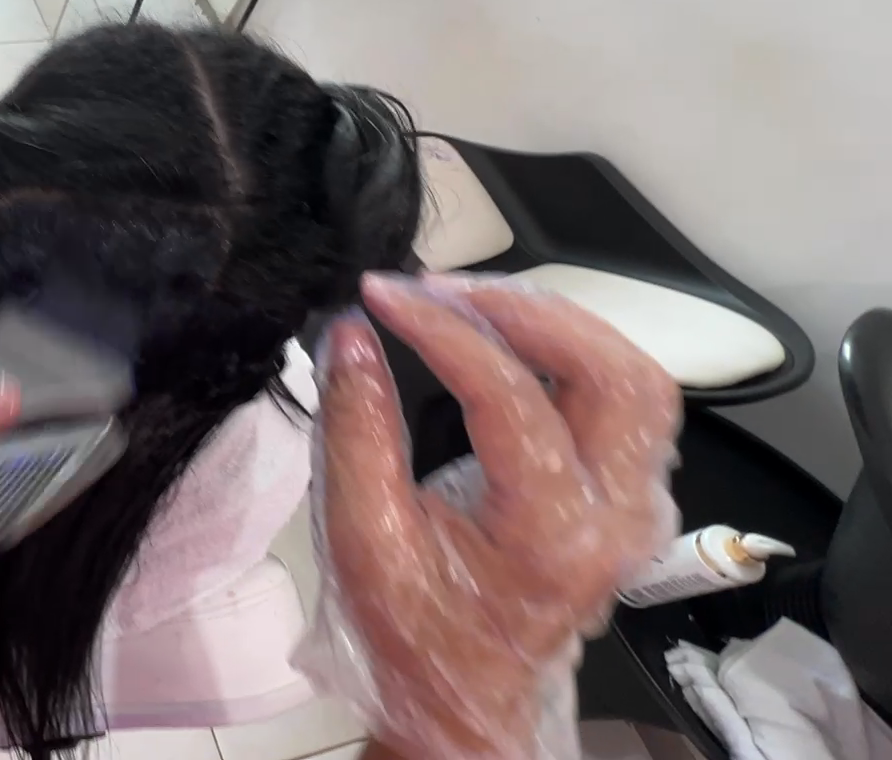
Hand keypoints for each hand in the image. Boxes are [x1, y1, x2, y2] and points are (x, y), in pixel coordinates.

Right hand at [302, 273, 680, 759]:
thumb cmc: (404, 623)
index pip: (512, 398)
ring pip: (633, 378)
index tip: (377, 295)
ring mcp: (632, 503)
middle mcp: (618, 514)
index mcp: (550, 533)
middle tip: (435, 287)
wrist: (460, 693)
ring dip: (549, 321)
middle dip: (525, 310)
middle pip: (621, 376)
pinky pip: (615, 397)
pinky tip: (495, 333)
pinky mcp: (619, 492)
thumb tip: (347, 335)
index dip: (441, 331)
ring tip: (459, 298)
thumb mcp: (358, 530)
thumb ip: (352, 428)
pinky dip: (558, 347)